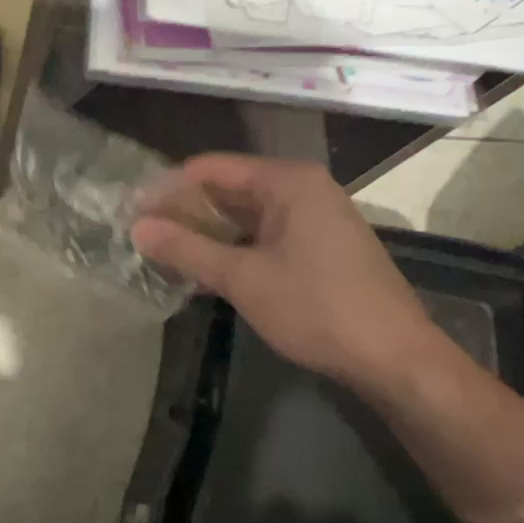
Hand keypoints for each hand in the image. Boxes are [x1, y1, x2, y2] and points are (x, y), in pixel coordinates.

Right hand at [131, 154, 446, 384]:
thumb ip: (188, 249)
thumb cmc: (315, 308)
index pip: (212, 168)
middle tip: (142, 237)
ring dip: (208, 235)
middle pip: (230, 189)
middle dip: (186, 212)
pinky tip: (206, 274)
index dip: (168, 188)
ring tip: (164, 257)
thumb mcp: (243, 279)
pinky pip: (266, 236)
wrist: (392, 355)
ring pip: (247, 217)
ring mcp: (316, 218)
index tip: (131, 212)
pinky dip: (235, 250)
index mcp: (288, 181)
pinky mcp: (322, 247)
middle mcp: (304, 189)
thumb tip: (138, 227)